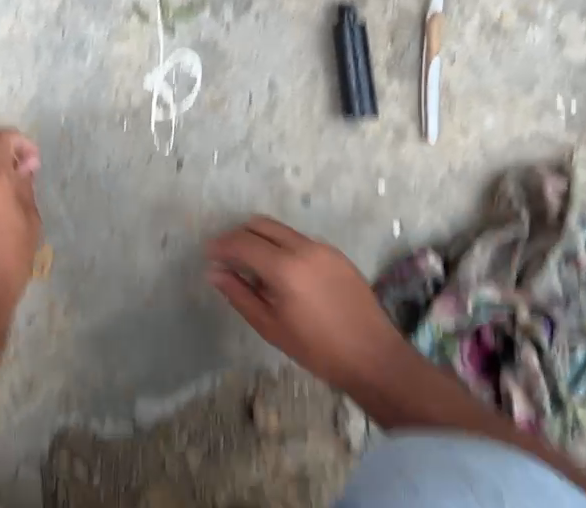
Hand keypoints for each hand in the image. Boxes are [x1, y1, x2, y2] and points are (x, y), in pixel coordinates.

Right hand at [206, 217, 410, 393]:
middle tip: (229, 258)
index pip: (241, 242)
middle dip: (239, 236)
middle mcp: (303, 248)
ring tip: (256, 269)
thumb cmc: (318, 349)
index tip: (209, 255)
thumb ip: (239, 294)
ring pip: (280, 230)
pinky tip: (285, 275)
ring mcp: (323, 249)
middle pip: (259, 225)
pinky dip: (283, 247)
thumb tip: (215, 272)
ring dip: (261, 240)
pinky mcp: (337, 255)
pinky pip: (300, 240)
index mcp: (284, 267)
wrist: (375, 359)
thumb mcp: (270, 326)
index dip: (221, 246)